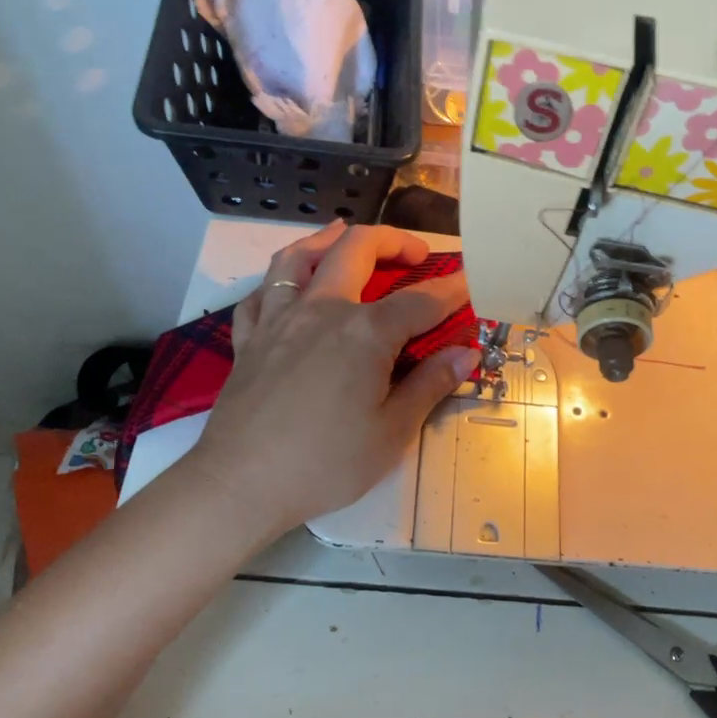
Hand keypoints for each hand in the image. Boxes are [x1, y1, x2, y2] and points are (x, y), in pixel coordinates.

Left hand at [189, 222, 477, 535]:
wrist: (243, 482)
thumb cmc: (326, 464)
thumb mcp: (391, 432)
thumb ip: (430, 385)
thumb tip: (465, 353)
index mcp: (365, 332)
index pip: (420, 300)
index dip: (452, 290)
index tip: (474, 281)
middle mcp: (322, 311)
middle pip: (357, 251)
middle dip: (393, 241)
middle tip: (416, 254)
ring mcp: (278, 320)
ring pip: (299, 258)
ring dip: (329, 239)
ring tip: (345, 235)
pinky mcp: (249, 340)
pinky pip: (261, 293)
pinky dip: (280, 280)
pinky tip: (289, 285)